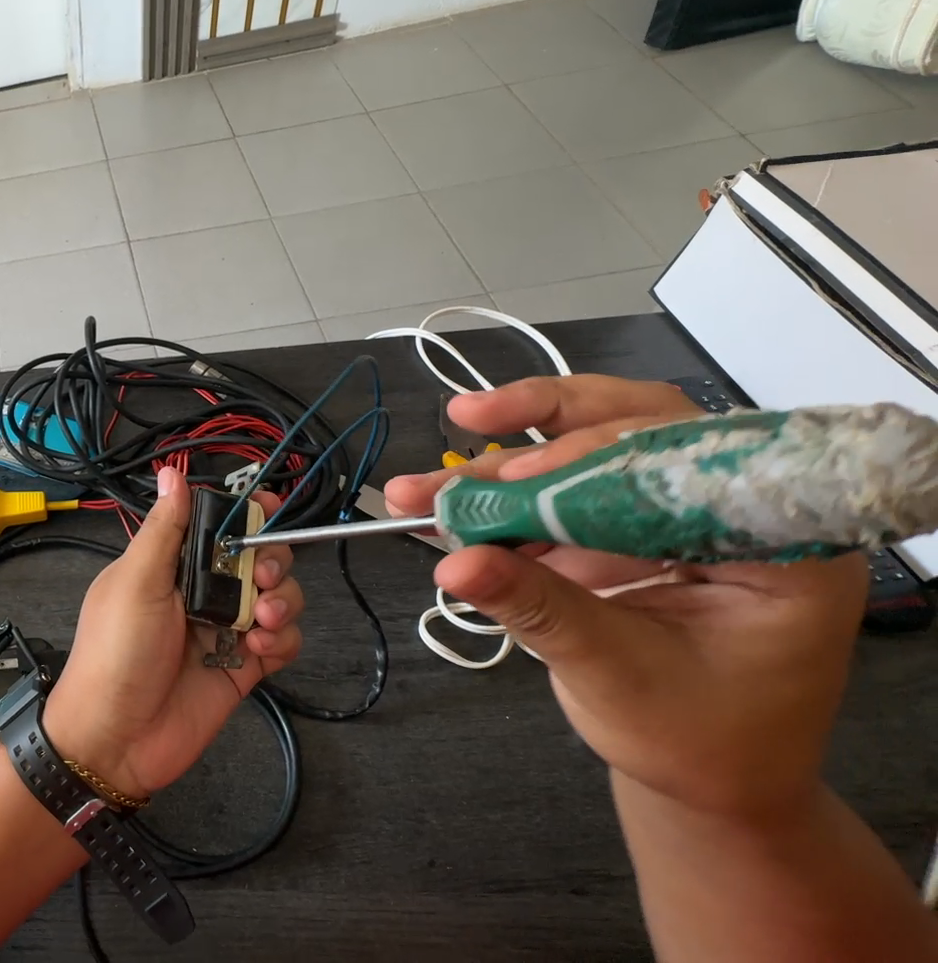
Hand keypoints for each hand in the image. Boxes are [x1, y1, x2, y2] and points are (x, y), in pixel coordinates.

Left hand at [43, 467, 303, 800]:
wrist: (115, 738)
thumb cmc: (116, 652)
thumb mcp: (135, 583)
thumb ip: (163, 530)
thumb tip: (171, 473)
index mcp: (167, 563)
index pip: (214, 525)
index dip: (245, 514)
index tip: (271, 507)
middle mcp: (199, 590)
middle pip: (256, 557)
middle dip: (272, 558)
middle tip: (264, 576)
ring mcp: (223, 629)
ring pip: (277, 596)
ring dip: (284, 599)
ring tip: (265, 619)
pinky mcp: (243, 667)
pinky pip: (283, 642)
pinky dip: (283, 641)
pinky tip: (261, 649)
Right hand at [385, 376, 868, 817]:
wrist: (704, 774)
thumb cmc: (694, 738)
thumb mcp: (616, 674)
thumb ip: (539, 610)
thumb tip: (454, 565)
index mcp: (778, 546)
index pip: (693, 464)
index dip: (601, 454)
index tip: (520, 470)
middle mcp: (730, 511)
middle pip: (635, 431)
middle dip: (539, 431)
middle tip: (465, 419)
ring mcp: (668, 515)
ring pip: (582, 453)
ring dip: (495, 468)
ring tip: (416, 489)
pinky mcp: (619, 529)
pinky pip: (553, 494)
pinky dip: (492, 500)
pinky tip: (436, 507)